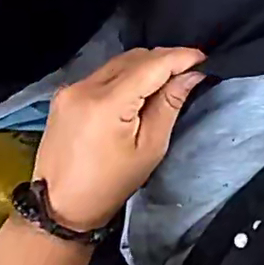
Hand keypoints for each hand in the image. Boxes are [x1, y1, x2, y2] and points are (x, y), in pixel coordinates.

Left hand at [32, 48, 206, 230]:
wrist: (59, 206)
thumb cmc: (110, 184)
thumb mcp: (150, 148)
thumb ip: (170, 104)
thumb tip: (192, 75)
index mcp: (106, 104)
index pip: (151, 65)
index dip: (181, 57)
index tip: (204, 59)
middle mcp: (84, 87)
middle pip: (135, 57)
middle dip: (166, 59)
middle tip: (191, 72)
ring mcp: (71, 89)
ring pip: (120, 61)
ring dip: (148, 65)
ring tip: (170, 80)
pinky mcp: (66, 94)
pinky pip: (105, 72)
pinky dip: (128, 74)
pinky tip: (142, 88)